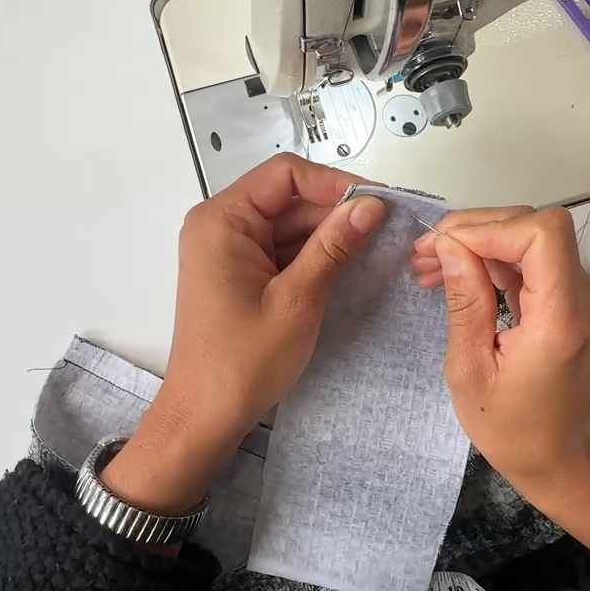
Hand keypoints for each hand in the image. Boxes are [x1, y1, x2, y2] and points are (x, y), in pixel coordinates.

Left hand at [103, 155, 385, 519]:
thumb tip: (371, 206)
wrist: (205, 416)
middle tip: (385, 230)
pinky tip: (346, 267)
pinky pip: (284, 247)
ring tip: (372, 251)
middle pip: (289, 196)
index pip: (285, 174)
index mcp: (221, 221)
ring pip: (291, 222)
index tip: (375, 204)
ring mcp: (230, 248)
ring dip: (329, 235)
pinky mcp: (241, 270)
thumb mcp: (296, 300)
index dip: (334, 183)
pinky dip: (314, 254)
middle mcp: (221, 225)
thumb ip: (334, 247)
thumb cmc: (240, 363)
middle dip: (335, 212)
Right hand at [411, 207, 589, 483]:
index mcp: (561, 320)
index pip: (542, 234)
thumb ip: (465, 301)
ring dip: (481, 242)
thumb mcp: (470, 370)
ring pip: (534, 238)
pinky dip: (496, 260)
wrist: (559, 458)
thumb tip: (448, 244)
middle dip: (477, 230)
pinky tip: (459, 276)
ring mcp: (587, 297)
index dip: (488, 228)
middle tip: (425, 253)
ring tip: (432, 266)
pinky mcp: (577, 300)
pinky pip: (537, 261)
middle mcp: (586, 299)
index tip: (442, 248)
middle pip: (537, 227)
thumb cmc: (510, 428)